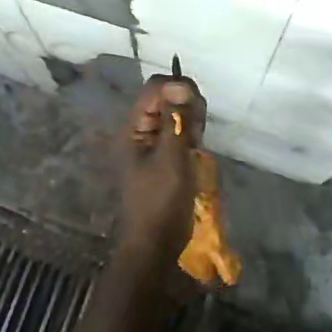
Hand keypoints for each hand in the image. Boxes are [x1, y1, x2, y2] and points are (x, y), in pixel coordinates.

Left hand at [117, 78, 201, 267]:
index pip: (154, 89)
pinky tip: (198, 148)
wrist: (155, 246)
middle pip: (165, 99)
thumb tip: (181, 85)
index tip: (197, 104)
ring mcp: (152, 144)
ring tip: (198, 141)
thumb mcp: (171, 159)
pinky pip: (179, 134)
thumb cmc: (160, 203)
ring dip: (190, 120)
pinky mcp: (165, 158)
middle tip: (199, 128)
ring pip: (175, 115)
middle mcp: (140, 131)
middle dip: (186, 104)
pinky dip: (190, 135)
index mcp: (132, 128)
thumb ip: (177, 121)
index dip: (176, 87)